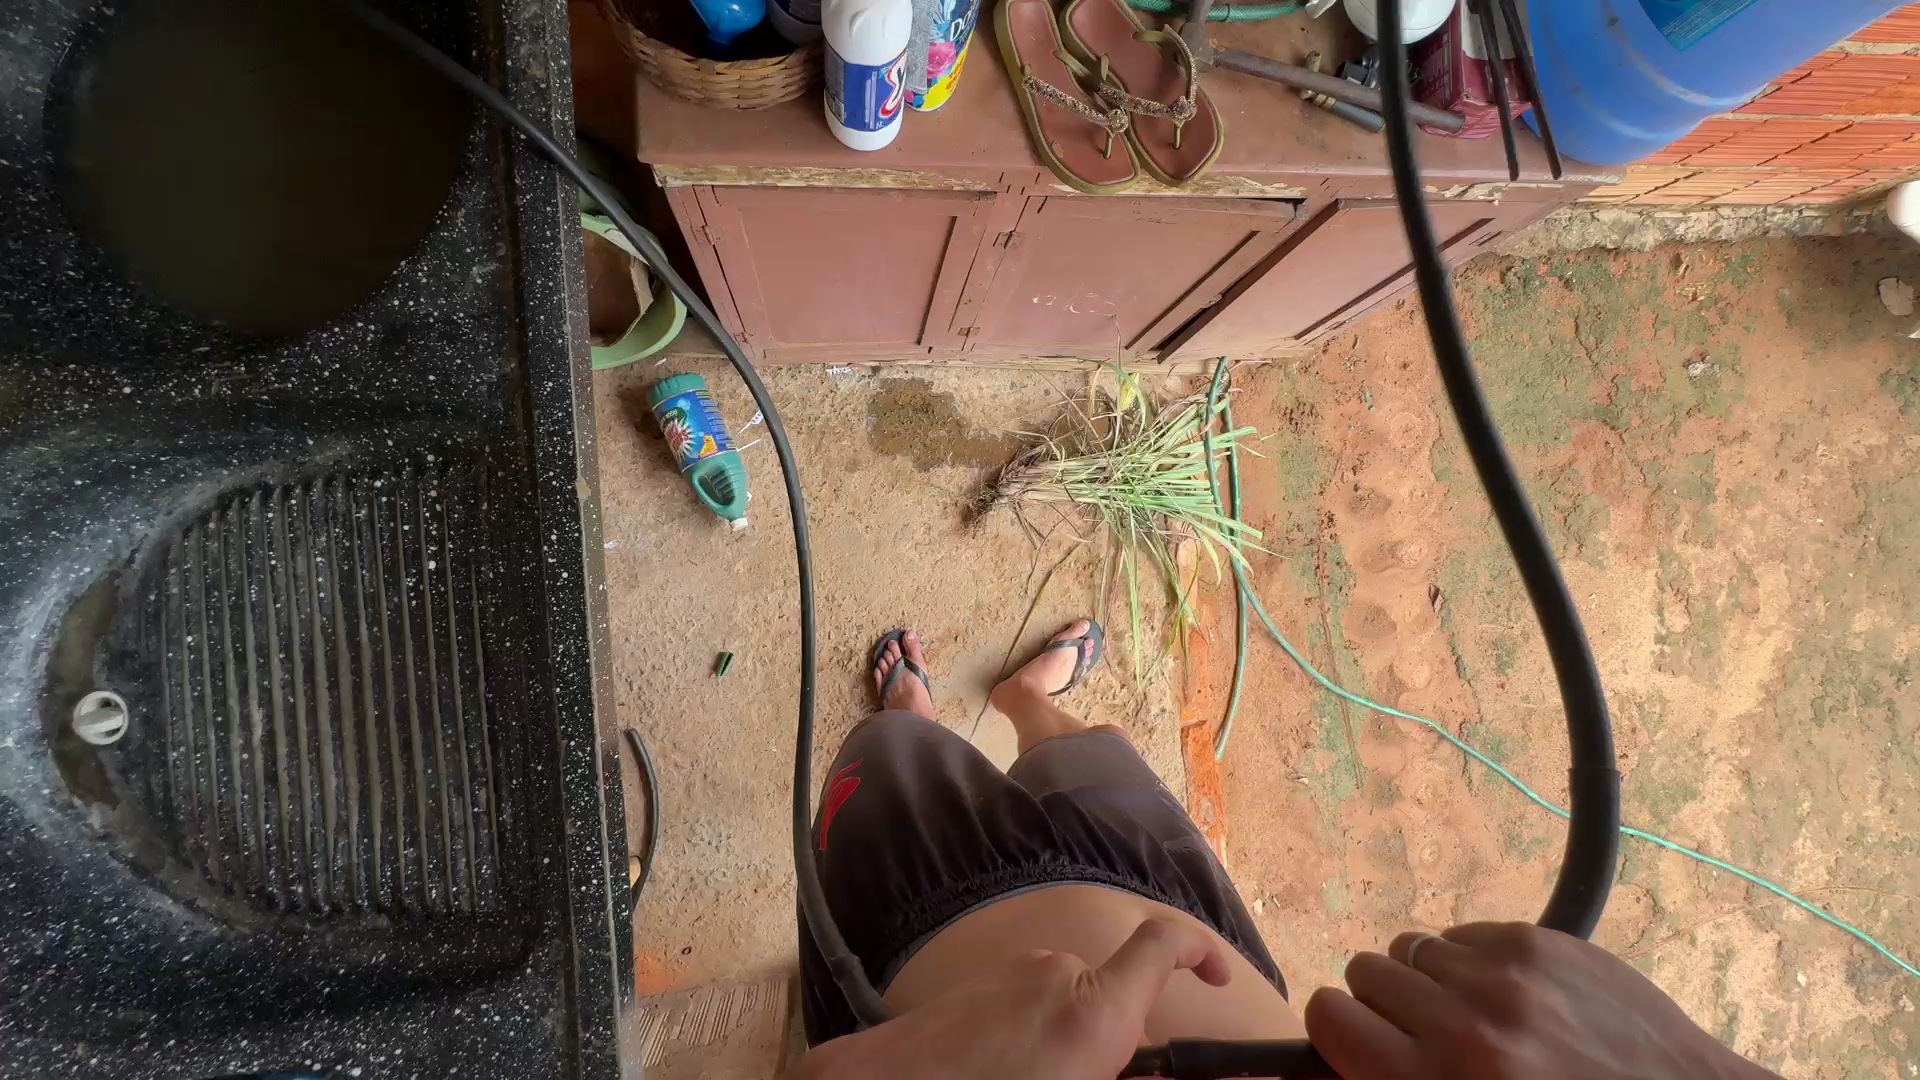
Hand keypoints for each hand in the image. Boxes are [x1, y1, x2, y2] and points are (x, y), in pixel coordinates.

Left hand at [786, 917, 1231, 1079]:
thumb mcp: (1082, 1071)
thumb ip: (1118, 1058)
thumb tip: (1135, 1050)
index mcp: (1089, 1012)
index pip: (1161, 943)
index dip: (1201, 951)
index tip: (1219, 975)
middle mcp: (1055, 973)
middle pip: (1113, 997)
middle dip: (1119, 1044)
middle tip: (1101, 1076)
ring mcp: (1014, 971)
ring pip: (1068, 1005)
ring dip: (1071, 1046)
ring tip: (1041, 1074)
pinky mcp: (982, 979)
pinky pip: (1030, 1003)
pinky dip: (1037, 1037)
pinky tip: (1011, 1068)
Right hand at [1304, 921, 1776, 1079]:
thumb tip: (1317, 1068)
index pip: (1328, 1014)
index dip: (1342, 1030)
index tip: (1369, 1046)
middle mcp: (1465, 1020)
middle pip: (1365, 970)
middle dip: (1391, 1005)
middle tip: (1435, 1040)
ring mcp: (1505, 971)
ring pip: (1412, 947)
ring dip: (1434, 982)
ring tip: (1486, 1020)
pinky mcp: (1538, 940)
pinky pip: (1463, 935)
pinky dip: (1478, 965)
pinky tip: (1523, 1004)